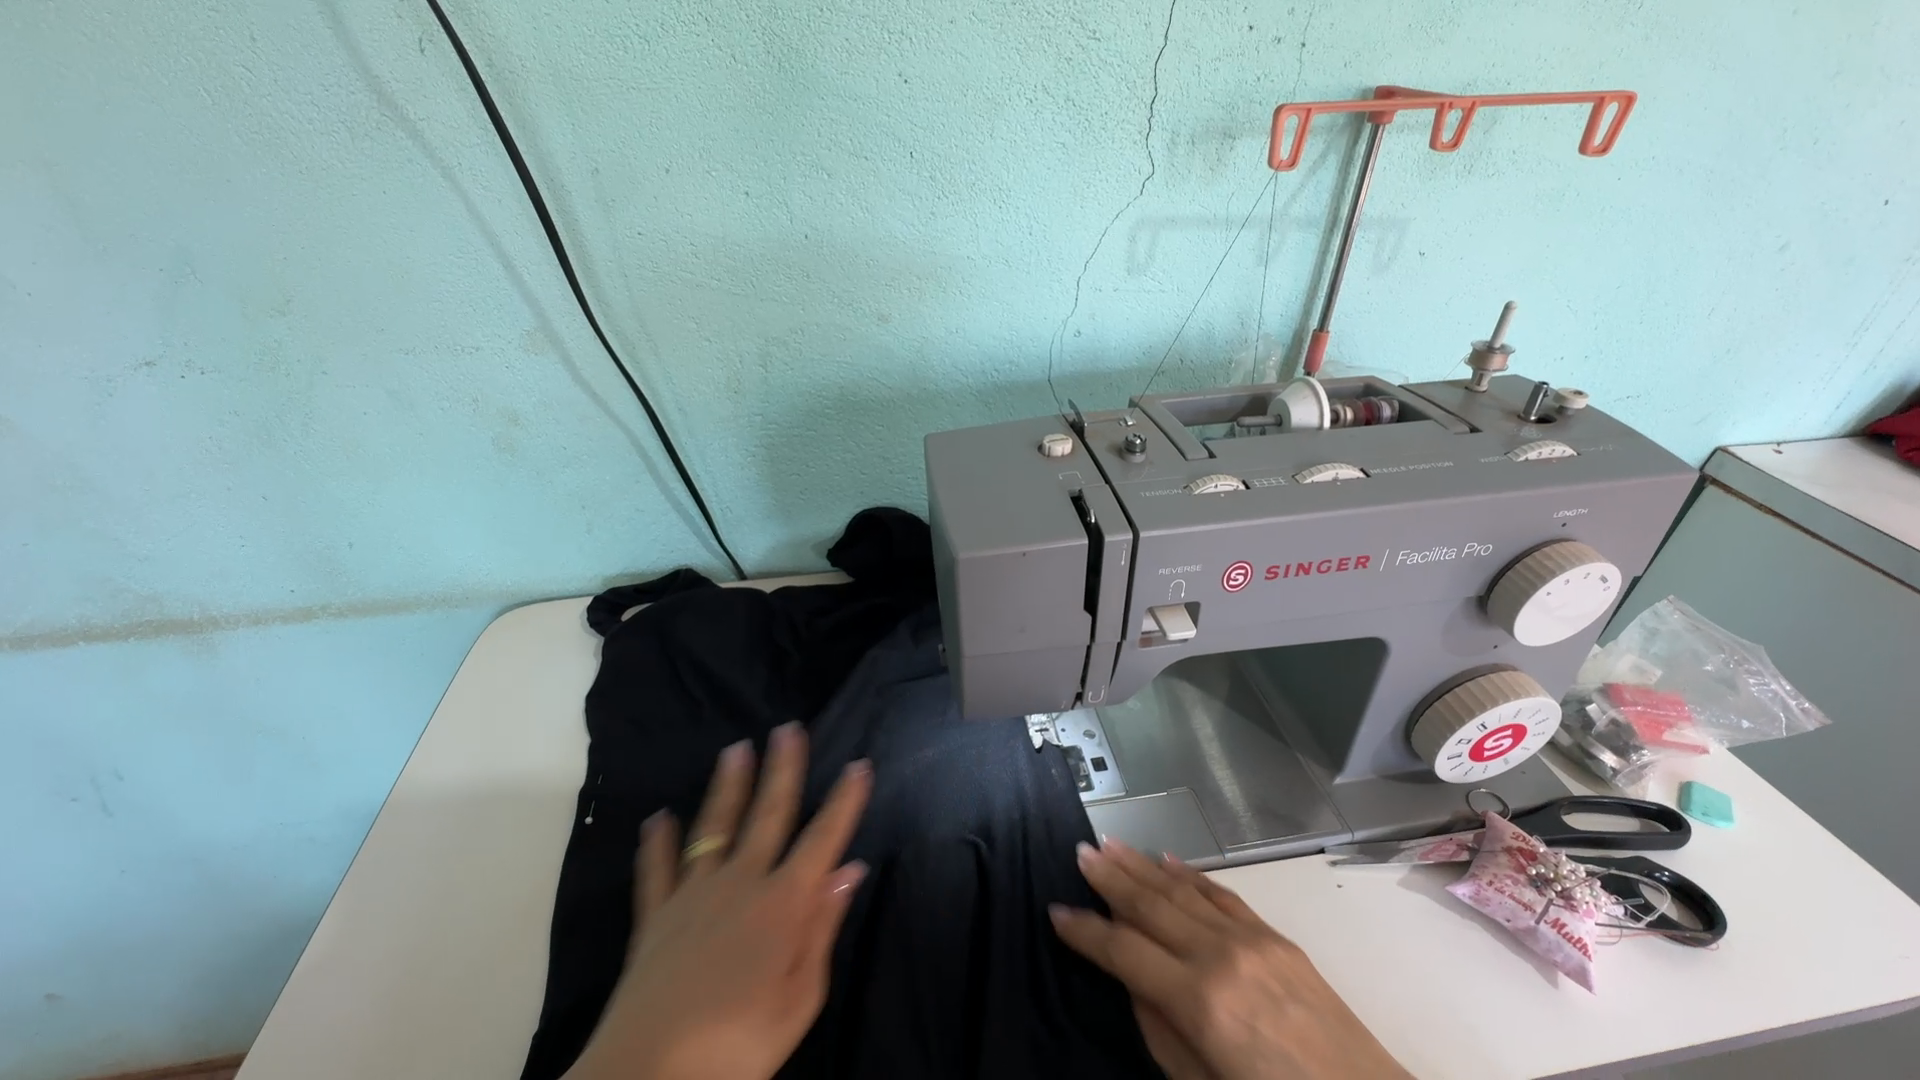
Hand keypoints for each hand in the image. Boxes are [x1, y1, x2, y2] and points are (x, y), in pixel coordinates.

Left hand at [565, 723, 871, 1079]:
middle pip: (766, 816)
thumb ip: (821, 928)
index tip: (858, 764)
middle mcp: (739, 884)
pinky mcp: (654, 917)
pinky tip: (659, 817)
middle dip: (782, 770)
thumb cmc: (739, 1044)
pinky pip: (657, 869)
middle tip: (787, 728)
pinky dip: (658, 841)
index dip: (843, 801)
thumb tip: (849, 869)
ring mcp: (692, 895)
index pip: (822, 840)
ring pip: (714, 827)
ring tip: (736, 748)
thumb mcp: (800, 997)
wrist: (648, 1073)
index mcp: (782, 904)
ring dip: (728, 786)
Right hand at [1051, 840, 1408, 1079]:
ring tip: (1109, 844)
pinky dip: (1191, 875)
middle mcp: (1220, 955)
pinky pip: (1223, 895)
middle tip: (1079, 853)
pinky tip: (1167, 861)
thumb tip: (1134, 982)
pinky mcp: (1278, 939)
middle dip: (1109, 878)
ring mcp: (1253, 940)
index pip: (1123, 951)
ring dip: (1142, 865)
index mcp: (1197, 1000)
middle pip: (1151, 905)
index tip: (1055, 911)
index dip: (1085, 931)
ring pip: (1183, 890)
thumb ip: (1160, 1030)